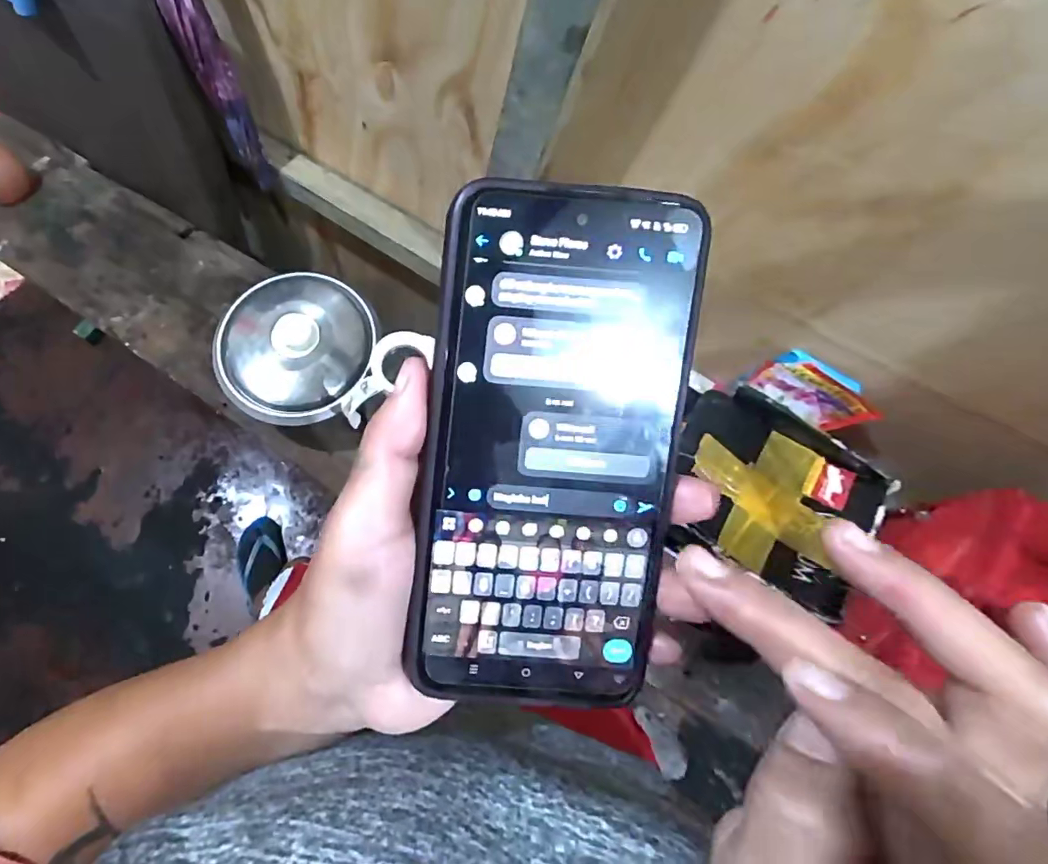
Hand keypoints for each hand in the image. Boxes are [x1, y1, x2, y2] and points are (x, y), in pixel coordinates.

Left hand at [267, 357, 719, 735]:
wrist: (344, 684)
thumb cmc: (349, 587)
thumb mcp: (367, 511)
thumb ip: (392, 448)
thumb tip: (417, 364)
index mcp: (473, 486)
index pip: (543, 451)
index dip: (595, 438)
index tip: (650, 426)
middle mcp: (505, 523)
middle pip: (587, 505)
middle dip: (647, 500)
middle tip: (697, 499)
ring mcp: (520, 578)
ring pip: (599, 562)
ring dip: (654, 567)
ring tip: (703, 580)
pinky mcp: (526, 628)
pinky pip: (586, 622)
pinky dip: (628, 629)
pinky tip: (668, 640)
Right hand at [670, 519, 1047, 863]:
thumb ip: (794, 811)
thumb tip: (809, 696)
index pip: (950, 794)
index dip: (878, 732)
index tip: (794, 676)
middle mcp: (1010, 824)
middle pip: (966, 714)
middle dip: (858, 633)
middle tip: (765, 569)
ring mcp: (1020, 800)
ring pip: (1033, 701)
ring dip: (934, 608)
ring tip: (853, 548)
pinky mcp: (1006, 780)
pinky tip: (1028, 615)